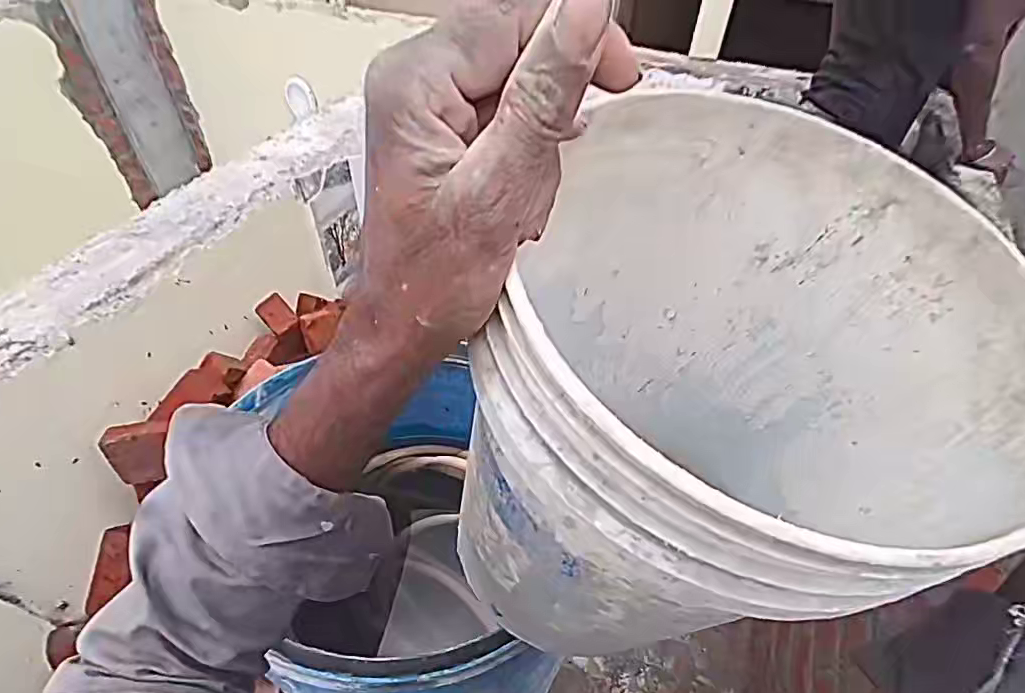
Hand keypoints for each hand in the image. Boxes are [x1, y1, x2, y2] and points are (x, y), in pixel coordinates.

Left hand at [349, 0, 640, 359]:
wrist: (403, 328)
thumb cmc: (429, 284)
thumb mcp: (496, 193)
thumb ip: (543, 98)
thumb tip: (587, 11)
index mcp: (414, 84)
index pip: (514, 18)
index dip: (577, 39)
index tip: (620, 75)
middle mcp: (412, 85)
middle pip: (515, 51)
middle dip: (546, 116)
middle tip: (541, 174)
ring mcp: (424, 112)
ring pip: (516, 91)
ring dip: (535, 150)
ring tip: (516, 206)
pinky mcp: (439, 139)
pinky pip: (503, 124)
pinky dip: (521, 164)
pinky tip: (511, 204)